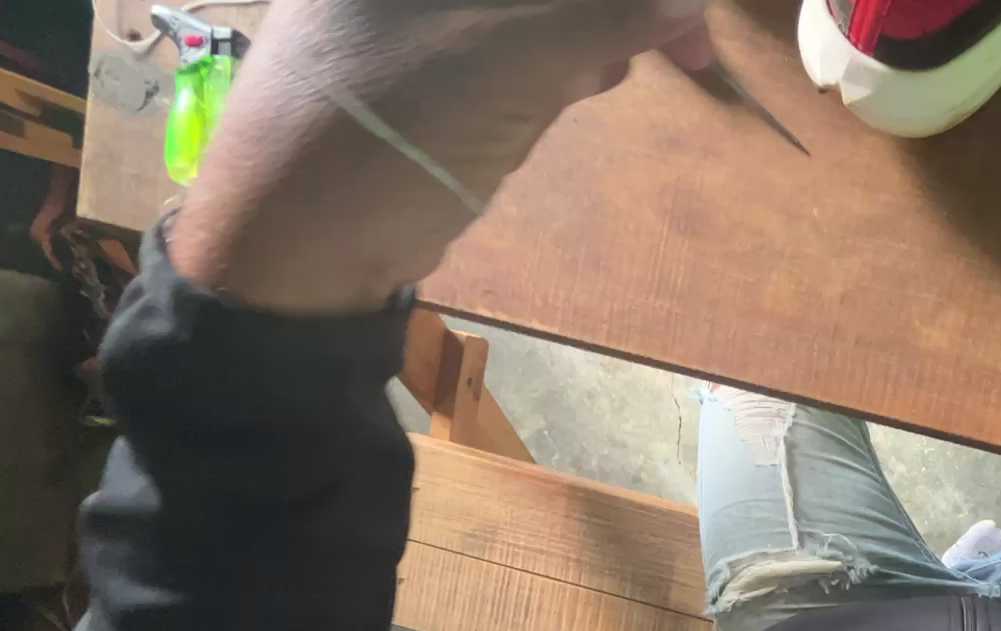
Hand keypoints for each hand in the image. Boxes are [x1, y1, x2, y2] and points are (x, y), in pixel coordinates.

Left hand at [167, 0, 712, 314]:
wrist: (311, 238)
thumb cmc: (393, 128)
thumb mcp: (509, 59)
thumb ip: (604, 18)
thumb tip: (689, 4)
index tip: (687, 13)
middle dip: (612, 11)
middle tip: (679, 43)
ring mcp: (432, 22)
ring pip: (544, 16)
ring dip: (599, 32)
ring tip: (644, 57)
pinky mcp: (447, 73)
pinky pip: (528, 50)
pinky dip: (570, 62)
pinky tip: (596, 76)